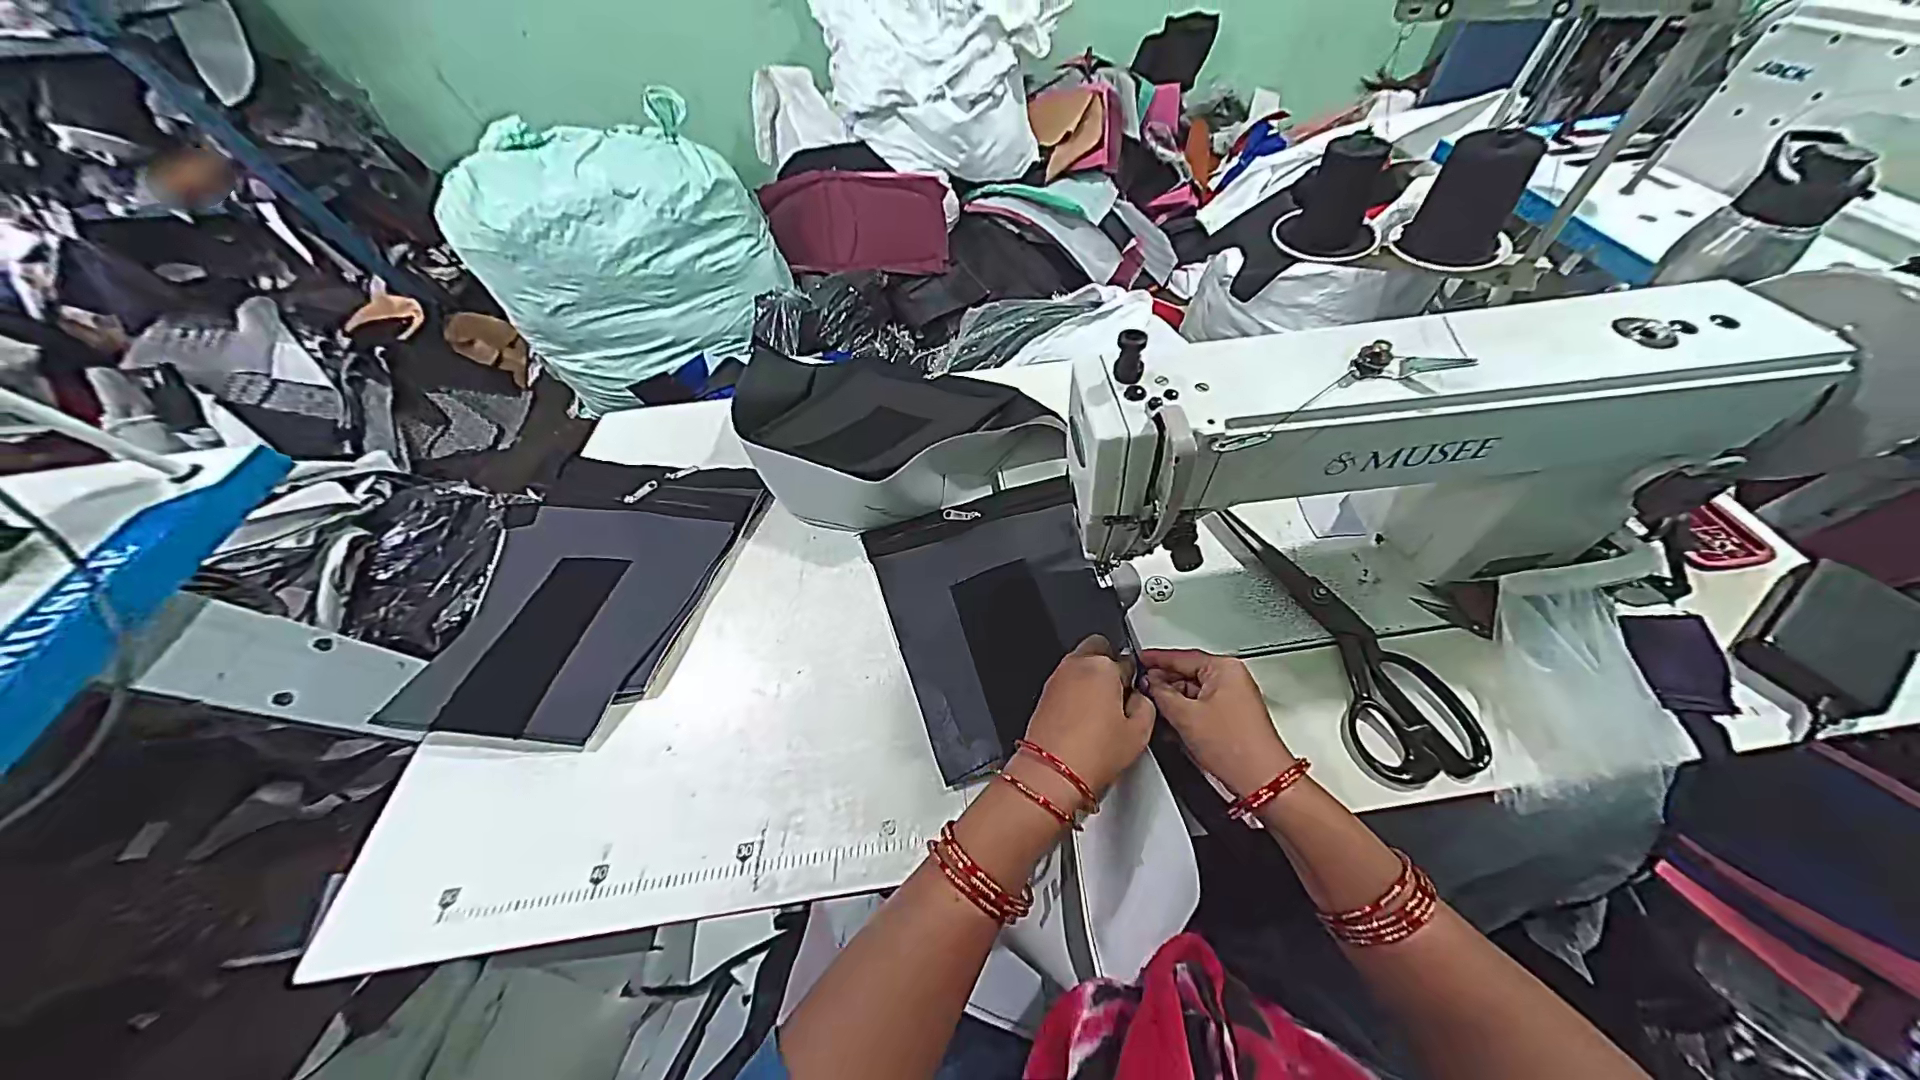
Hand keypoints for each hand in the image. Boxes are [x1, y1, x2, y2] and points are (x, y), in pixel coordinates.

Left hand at [1020, 635, 1155, 800]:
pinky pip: (1066, 681)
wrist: (1052, 771)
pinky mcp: (1045, 693)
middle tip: (1119, 690)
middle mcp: (1076, 665)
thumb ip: (1146, 705)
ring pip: (1080, 663)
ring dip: (1091, 676)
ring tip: (1101, 708)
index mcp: (1103, 667)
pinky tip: (1084, 716)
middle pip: (1098, 648)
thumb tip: (1140, 699)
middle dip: (1109, 662)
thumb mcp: (1139, 732)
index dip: (1134, 678)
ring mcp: (1057, 677)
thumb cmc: (1091, 753)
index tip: (1135, 692)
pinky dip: (1076, 690)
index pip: (1127, 660)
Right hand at [1141, 648, 1296, 797]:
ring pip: (1193, 691)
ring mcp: (1233, 697)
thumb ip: (1161, 693)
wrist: (1261, 780)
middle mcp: (1232, 679)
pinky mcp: (1231, 715)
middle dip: (1164, 683)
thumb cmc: (1238, 749)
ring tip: (1155, 708)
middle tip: (1142, 687)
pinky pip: (1201, 705)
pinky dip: (1185, 712)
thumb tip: (1150, 683)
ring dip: (1174, 700)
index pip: (1182, 656)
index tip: (1140, 659)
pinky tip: (1172, 722)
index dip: (1155, 659)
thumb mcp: (1185, 715)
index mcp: (1225, 669)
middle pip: (1187, 673)